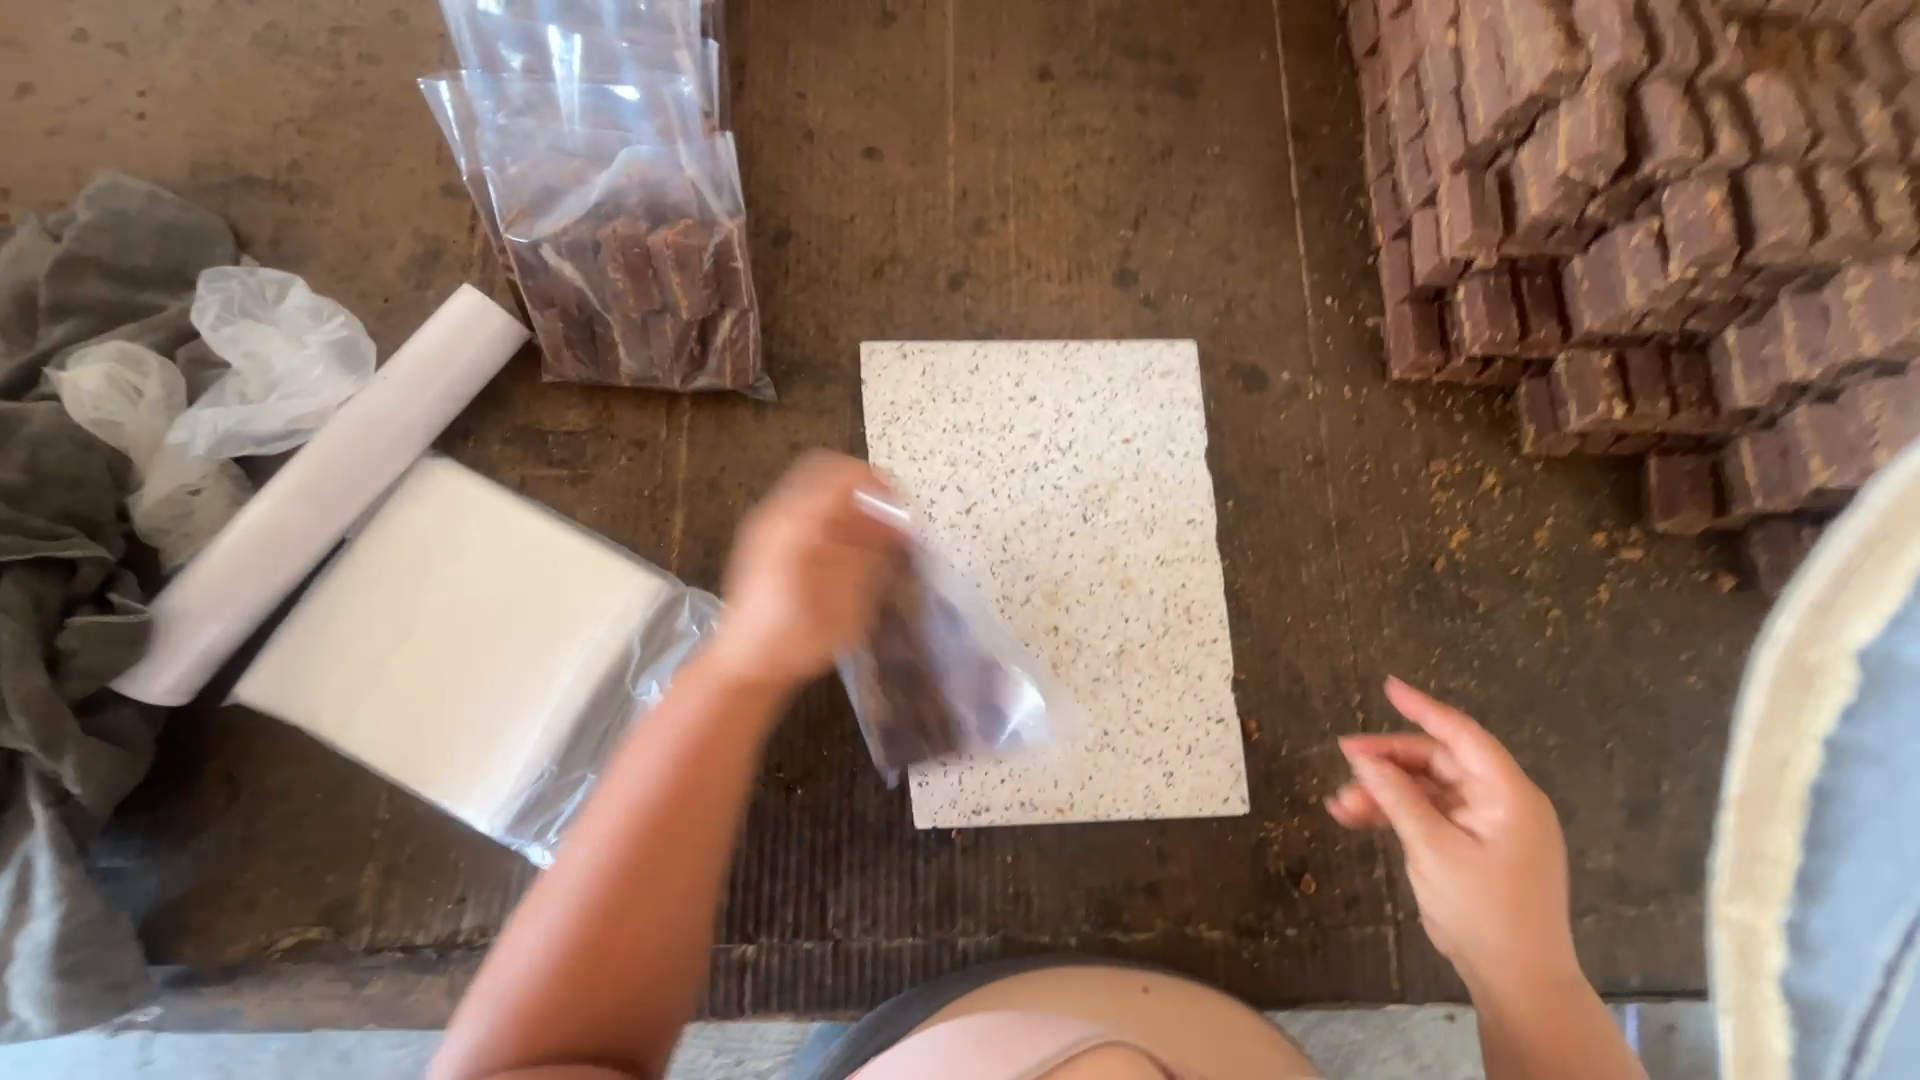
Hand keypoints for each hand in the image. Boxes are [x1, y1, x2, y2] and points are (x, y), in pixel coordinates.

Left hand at [707, 451, 904, 692]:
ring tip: (877, 537)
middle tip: (892, 518)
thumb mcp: (848, 600)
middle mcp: (779, 514)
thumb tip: (899, 525)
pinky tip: (851, 551)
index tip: (906, 513)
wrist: (745, 664)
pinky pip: (805, 510)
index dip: (883, 487)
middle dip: (866, 490)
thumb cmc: (798, 637)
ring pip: (816, 490)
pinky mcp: (766, 542)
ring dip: (851, 504)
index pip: (846, 475)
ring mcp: (768, 526)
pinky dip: (834, 518)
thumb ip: (873, 554)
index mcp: (799, 523)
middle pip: (828, 472)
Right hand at [1327, 678, 1579, 990]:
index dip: (1423, 708)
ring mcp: (1488, 824)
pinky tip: (1358, 818)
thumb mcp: (1433, 849)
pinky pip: (1430, 814)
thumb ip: (1397, 797)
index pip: (1462, 736)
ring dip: (1385, 792)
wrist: (1517, 980)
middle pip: (1439, 762)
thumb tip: (1362, 756)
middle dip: (1389, 762)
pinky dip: (1397, 813)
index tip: (1387, 686)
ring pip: (1428, 789)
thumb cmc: (1483, 910)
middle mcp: (1501, 801)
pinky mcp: (1474, 845)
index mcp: (1508, 795)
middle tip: (1344, 759)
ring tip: (1341, 805)